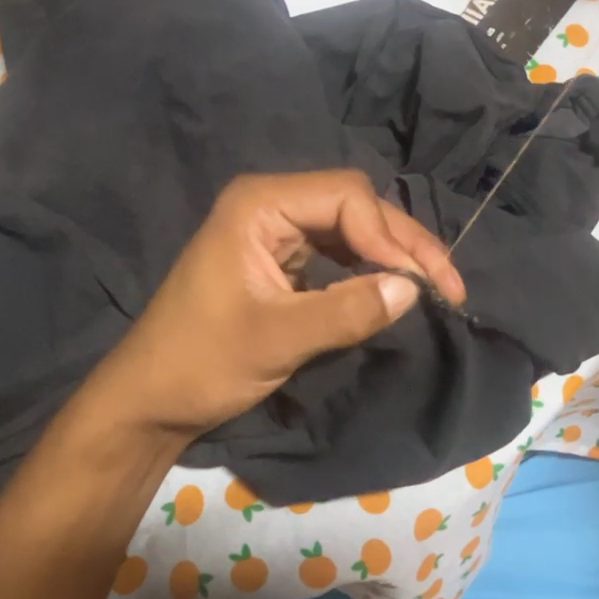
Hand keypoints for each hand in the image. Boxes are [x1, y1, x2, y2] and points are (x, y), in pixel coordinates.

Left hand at [88, 171, 466, 442]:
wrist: (149, 401)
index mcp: (260, 205)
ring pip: (352, 230)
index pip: (348, 198)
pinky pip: (337, 253)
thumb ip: (347, 310)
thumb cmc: (201, 363)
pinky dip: (368, 271)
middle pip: (356, 207)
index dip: (392, 238)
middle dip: (403, 245)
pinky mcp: (279, 261)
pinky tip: (393, 292)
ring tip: (434, 291)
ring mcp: (274, 232)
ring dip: (392, 257)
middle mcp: (269, 206)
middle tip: (449, 289)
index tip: (423, 287)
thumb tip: (414, 289)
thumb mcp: (277, 338)